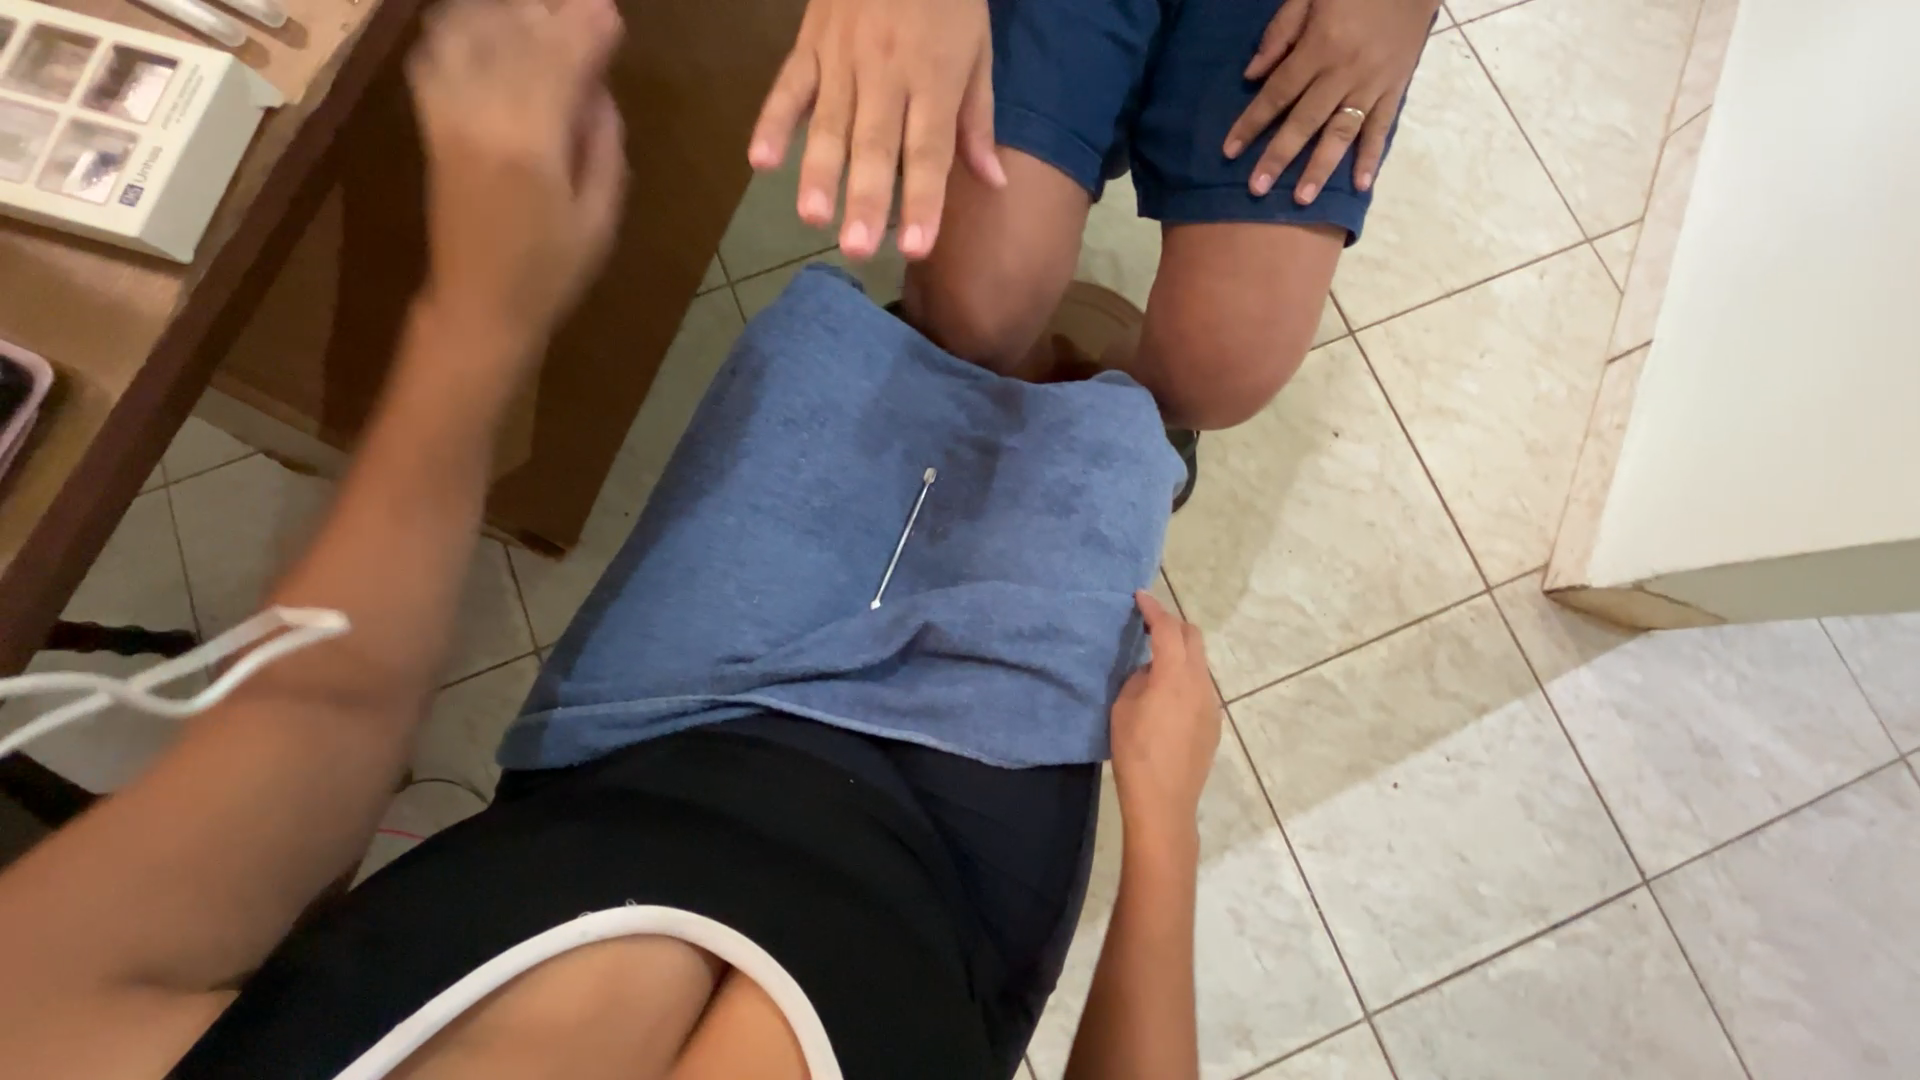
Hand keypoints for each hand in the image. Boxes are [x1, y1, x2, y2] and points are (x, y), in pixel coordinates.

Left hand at [408, 0, 628, 348]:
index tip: (612, 11)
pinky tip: (489, 21)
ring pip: (471, 27)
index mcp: (530, 142)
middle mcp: (479, 109)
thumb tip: (597, 89)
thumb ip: (602, 145)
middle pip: (516, 32)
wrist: (480, 301)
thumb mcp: (600, 218)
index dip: (588, 28)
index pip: (560, 58)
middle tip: (586, 3)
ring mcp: (444, 107)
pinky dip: (464, 22)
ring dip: (509, 9)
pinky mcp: (428, 113)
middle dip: (554, 10)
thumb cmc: (553, 270)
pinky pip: (437, 45)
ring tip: (542, 9)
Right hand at [748, 0, 1006, 261]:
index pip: (928, 151)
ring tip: (811, 217)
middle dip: (864, 198)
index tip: (916, 248)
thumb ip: (977, 120)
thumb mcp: (977, 51)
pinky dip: (772, 120)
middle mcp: (888, 73)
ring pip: (829, 122)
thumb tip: (994, 183)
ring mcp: (843, 57)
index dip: (922, 201)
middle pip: (875, 145)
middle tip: (856, 249)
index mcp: (935, 79)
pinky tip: (760, 161)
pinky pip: (788, 85)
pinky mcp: (809, 43)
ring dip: (817, 171)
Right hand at [1110, 591, 1222, 853]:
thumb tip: (1151, 670)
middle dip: (1171, 624)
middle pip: (1193, 638)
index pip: (1168, 629)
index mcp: (1175, 675)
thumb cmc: (1135, 751)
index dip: (1153, 609)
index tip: (1139, 596)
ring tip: (1153, 660)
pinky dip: (1184, 676)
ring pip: (1198, 662)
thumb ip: (1139, 678)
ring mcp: (1211, 703)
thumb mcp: (1124, 707)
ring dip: (1179, 652)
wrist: (1164, 801)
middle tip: (1147, 624)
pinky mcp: (1213, 722)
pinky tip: (1165, 694)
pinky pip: (1200, 685)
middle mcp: (1201, 683)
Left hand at [1223, 0, 1436, 204]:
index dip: (1251, 123)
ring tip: (1302, 200)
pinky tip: (1361, 185)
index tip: (1229, 151)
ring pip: (1341, 132)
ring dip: (1321, 168)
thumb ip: (1280, 32)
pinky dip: (1371, 156)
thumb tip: (1251, 76)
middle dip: (1279, 157)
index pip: (1277, 93)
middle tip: (1257, 190)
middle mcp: (1344, 71)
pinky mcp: (1397, 86)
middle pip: (1304, 121)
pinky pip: (1382, 126)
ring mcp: (1373, 82)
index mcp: (1320, 46)